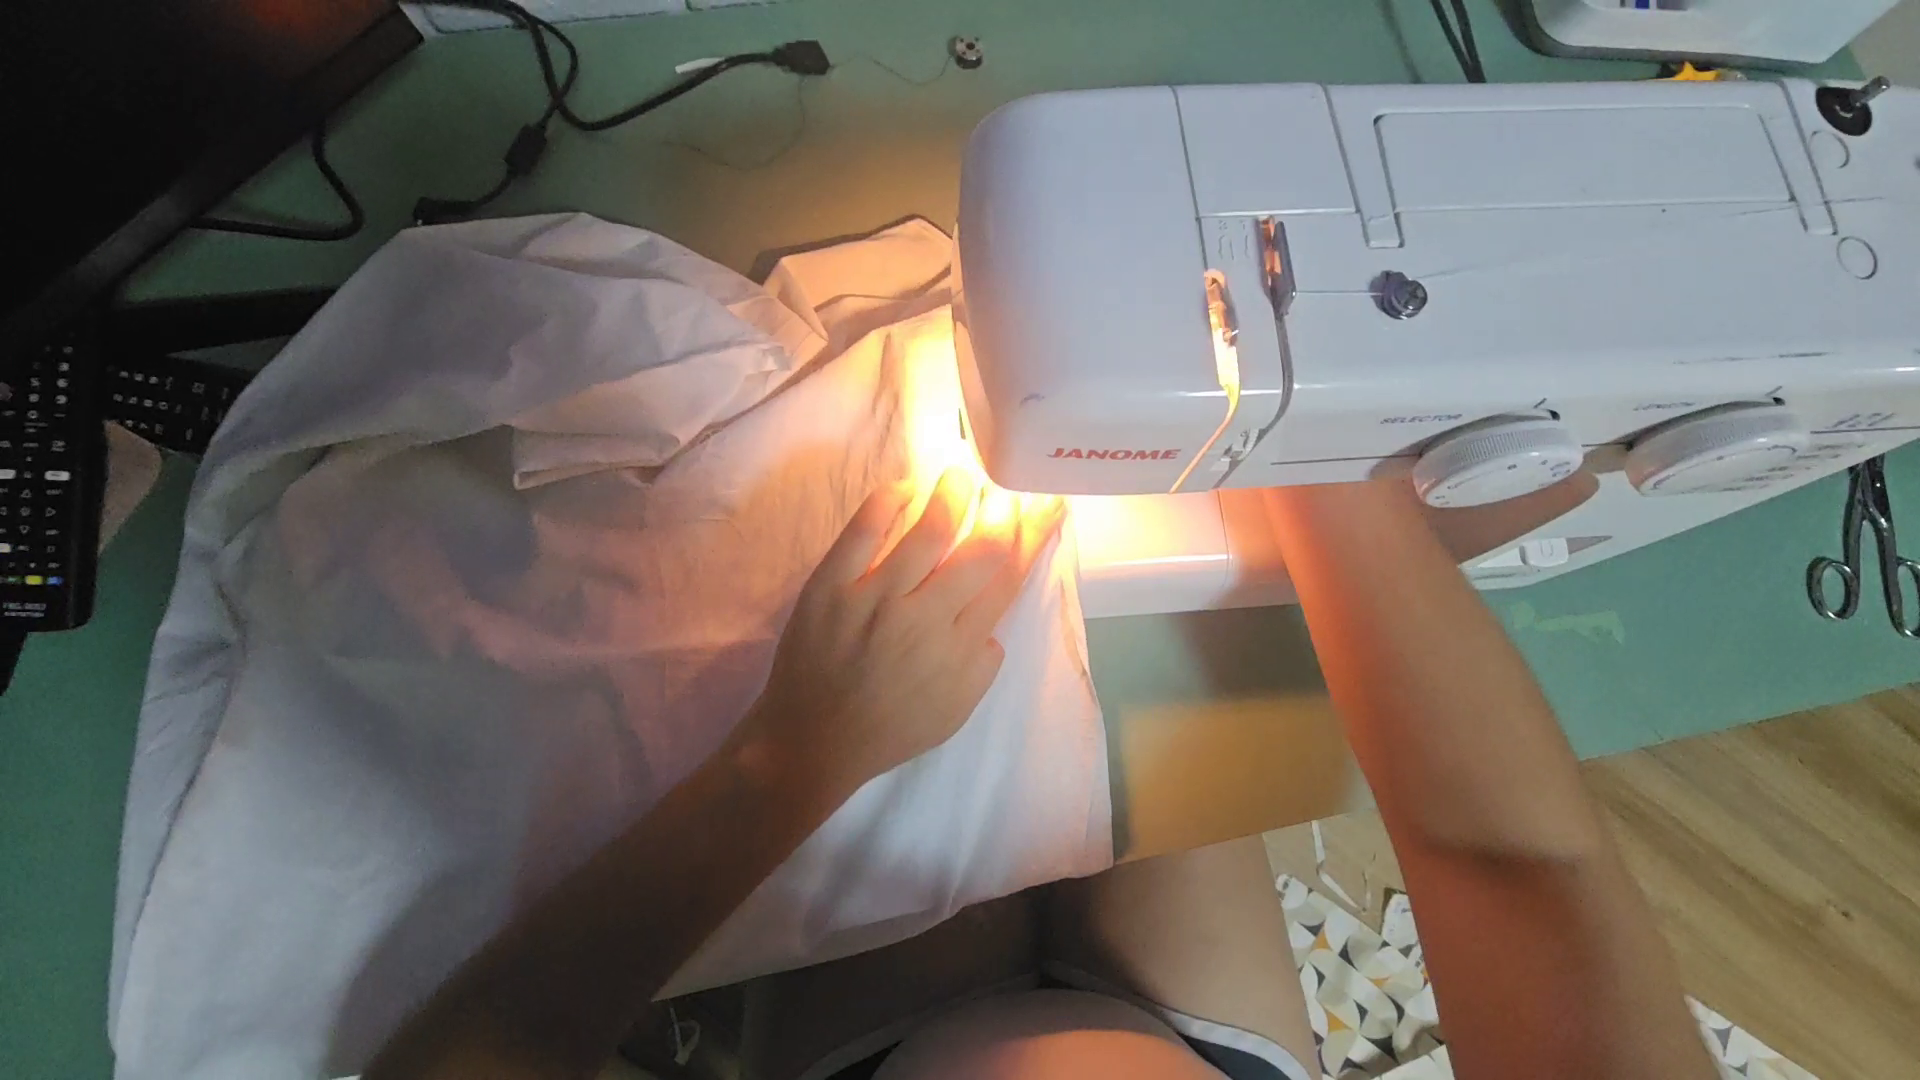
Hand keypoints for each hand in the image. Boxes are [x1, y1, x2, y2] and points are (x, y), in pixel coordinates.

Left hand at [744, 468, 1064, 795]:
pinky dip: (886, 502)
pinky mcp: (831, 587)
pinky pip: (862, 532)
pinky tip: (904, 487)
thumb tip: (992, 621)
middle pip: (980, 550)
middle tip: (1004, 488)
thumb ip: (983, 664)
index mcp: (960, 648)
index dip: (1034, 537)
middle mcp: (926, 618)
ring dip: (952, 496)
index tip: (1046, 507)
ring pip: (927, 532)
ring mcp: (876, 598)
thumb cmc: (890, 728)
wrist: (814, 741)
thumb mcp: (955, 712)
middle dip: (1001, 512)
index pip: (1008, 579)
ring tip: (961, 475)